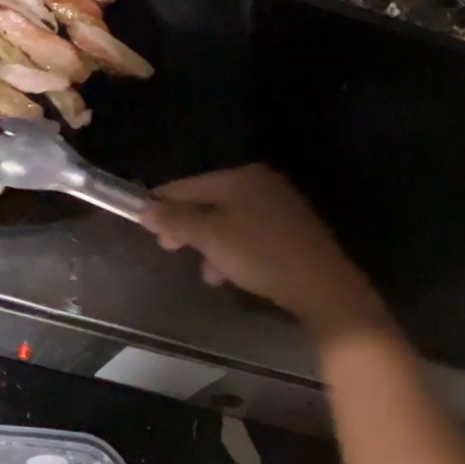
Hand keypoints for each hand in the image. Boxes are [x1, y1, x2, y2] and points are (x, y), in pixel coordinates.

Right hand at [142, 164, 390, 339]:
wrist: (323, 286)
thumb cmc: (260, 254)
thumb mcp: (210, 237)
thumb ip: (177, 221)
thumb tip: (147, 210)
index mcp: (239, 177)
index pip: (188, 184)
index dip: (162, 202)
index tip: (142, 223)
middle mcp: (260, 184)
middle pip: (208, 201)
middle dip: (186, 226)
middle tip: (168, 248)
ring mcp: (278, 206)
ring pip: (228, 221)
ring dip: (209, 243)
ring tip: (204, 272)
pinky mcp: (290, 231)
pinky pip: (248, 234)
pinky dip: (232, 250)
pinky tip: (228, 274)